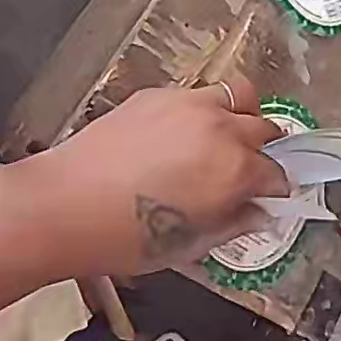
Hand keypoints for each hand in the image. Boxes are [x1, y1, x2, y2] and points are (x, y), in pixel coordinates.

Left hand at [7, 74, 288, 277]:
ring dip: (242, 118)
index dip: (274, 189)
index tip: (265, 197)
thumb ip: (235, 224)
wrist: (63, 205)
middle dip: (264, 150)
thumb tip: (260, 213)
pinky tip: (178, 135)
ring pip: (238, 97)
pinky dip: (203, 112)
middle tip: (245, 169)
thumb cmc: (128, 238)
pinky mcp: (158, 94)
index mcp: (235, 169)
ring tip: (222, 139)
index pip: (277, 172)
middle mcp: (221, 128)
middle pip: (265, 128)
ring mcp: (189, 104)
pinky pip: (197, 95)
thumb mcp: (191, 245)